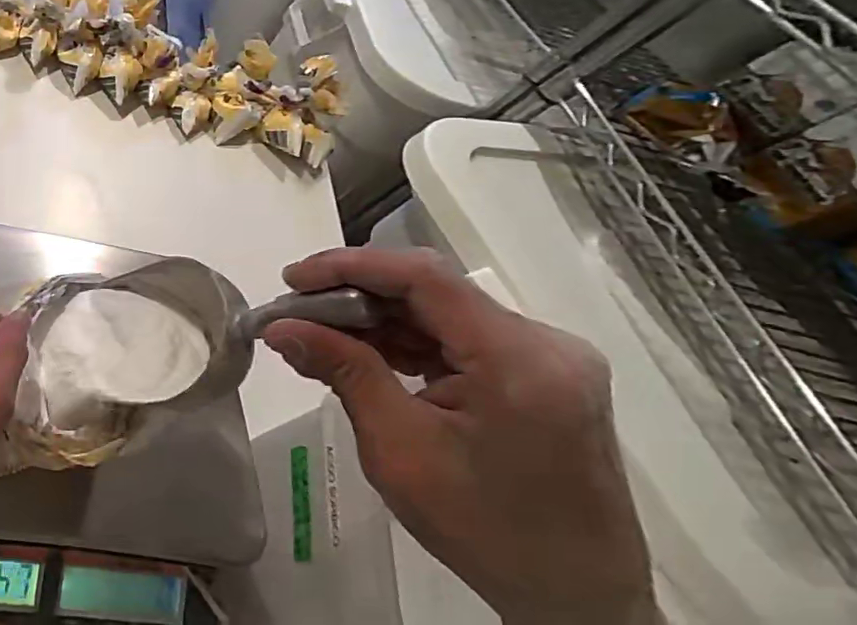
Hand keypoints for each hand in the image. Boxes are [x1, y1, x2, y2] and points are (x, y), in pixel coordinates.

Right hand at [262, 249, 656, 624]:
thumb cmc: (487, 530)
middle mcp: (543, 344)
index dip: (349, 266)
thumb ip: (343, 372)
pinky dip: (402, 340)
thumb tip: (278, 326)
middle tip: (294, 312)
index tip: (292, 281)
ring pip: (438, 310)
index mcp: (521, 360)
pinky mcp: (538, 375)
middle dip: (353, 295)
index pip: (423, 277)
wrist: (578, 602)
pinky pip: (455, 336)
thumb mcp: (400, 449)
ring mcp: (546, 358)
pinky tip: (361, 355)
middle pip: (430, 290)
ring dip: (374, 318)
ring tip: (316, 334)